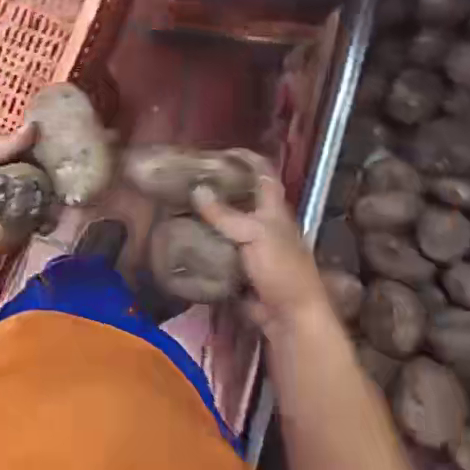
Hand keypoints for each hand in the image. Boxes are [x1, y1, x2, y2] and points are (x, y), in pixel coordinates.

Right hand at [192, 159, 335, 332]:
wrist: (290, 318)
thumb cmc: (281, 270)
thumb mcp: (253, 235)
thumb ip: (224, 214)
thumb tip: (197, 189)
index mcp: (274, 210)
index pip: (264, 174)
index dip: (247, 158)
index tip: (220, 151)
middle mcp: (265, 225)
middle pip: (241, 199)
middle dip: (218, 188)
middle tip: (188, 180)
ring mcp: (253, 249)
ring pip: (227, 226)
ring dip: (207, 218)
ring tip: (179, 207)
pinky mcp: (241, 271)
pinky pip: (219, 253)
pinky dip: (203, 247)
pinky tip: (183, 241)